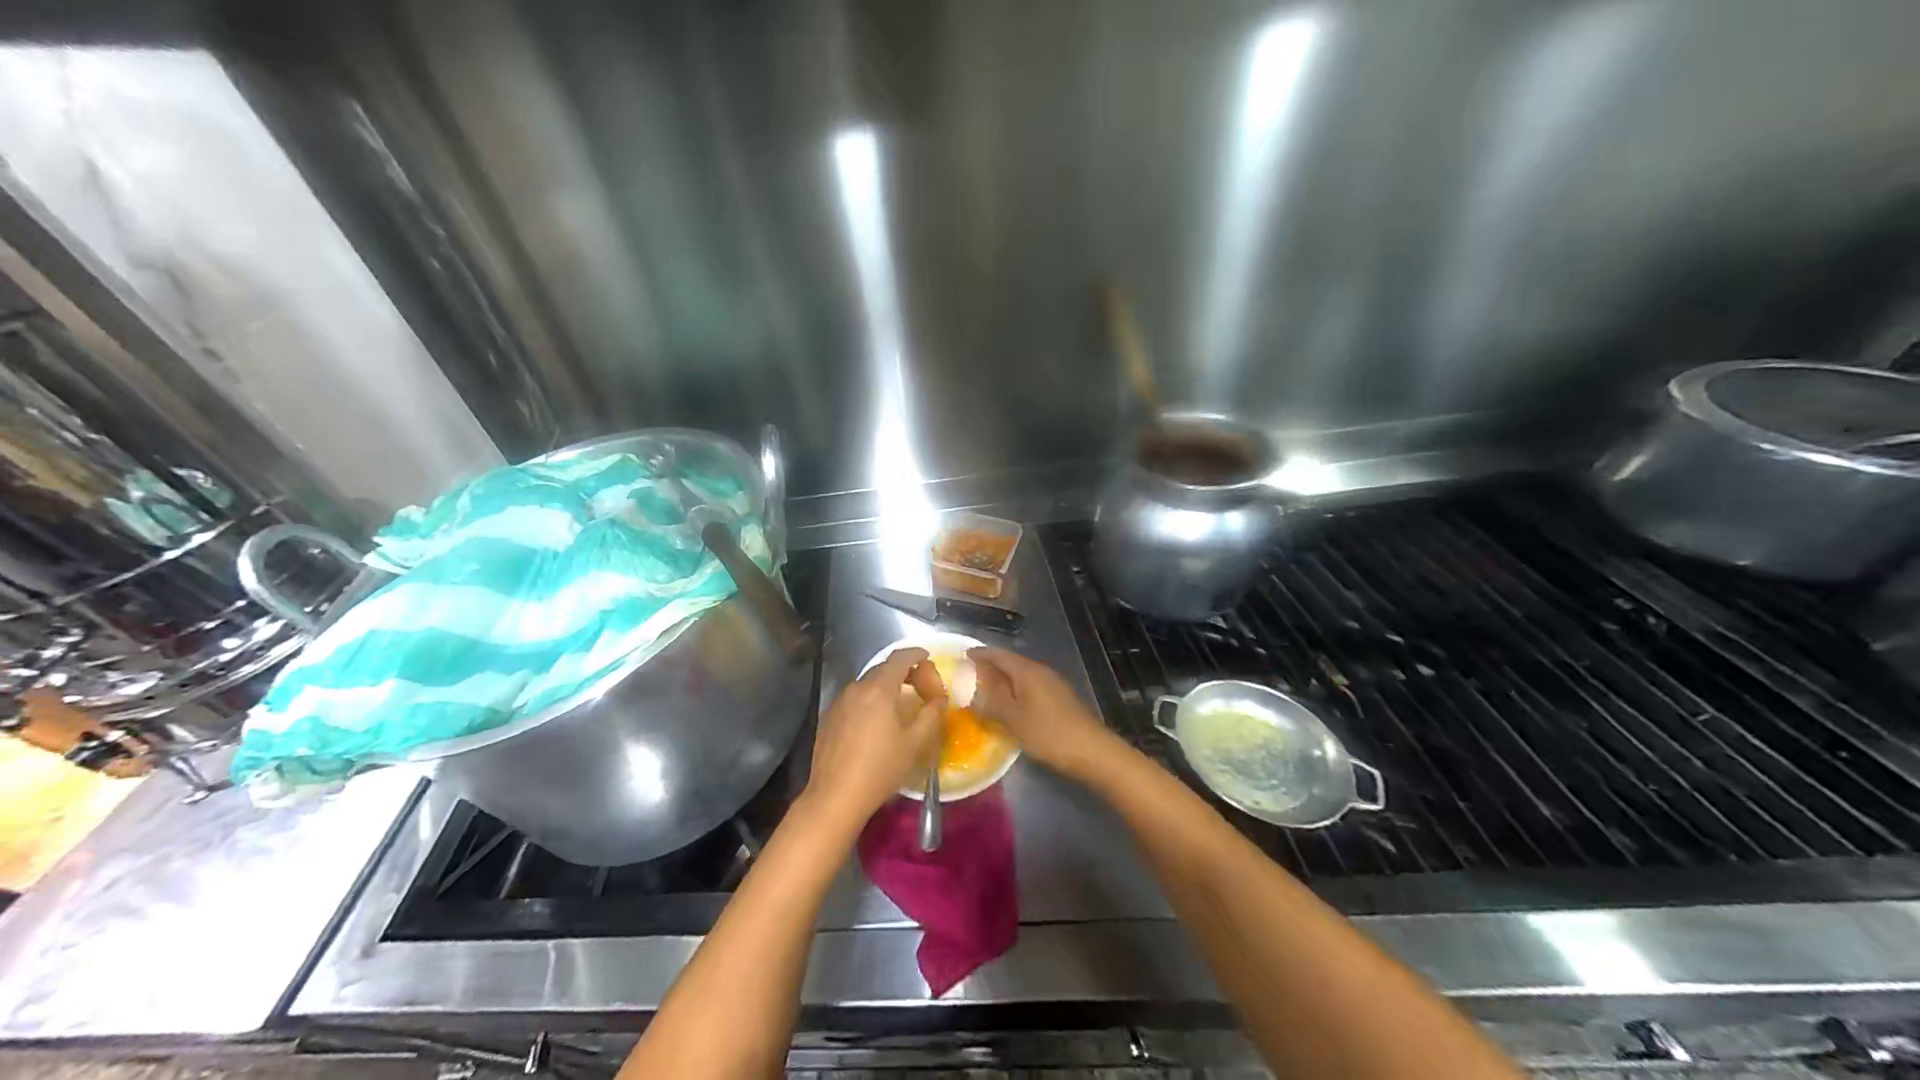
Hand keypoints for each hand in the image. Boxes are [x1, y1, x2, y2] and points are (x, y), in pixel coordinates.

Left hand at [803, 647, 946, 825]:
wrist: (835, 797)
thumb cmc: (880, 768)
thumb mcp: (915, 743)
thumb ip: (932, 714)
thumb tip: (939, 699)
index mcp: (879, 689)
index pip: (900, 658)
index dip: (916, 654)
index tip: (928, 657)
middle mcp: (856, 688)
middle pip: (883, 669)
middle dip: (904, 671)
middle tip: (921, 685)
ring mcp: (839, 702)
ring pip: (867, 685)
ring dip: (886, 687)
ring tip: (900, 704)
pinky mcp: (828, 718)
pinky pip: (854, 700)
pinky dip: (870, 701)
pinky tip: (876, 722)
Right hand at [967, 646, 1120, 779]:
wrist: (1091, 751)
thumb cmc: (1048, 733)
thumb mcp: (1012, 719)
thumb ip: (990, 701)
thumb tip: (971, 689)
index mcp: (1027, 671)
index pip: (998, 654)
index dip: (979, 654)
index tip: (961, 657)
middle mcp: (1041, 671)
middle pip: (1010, 663)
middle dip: (989, 667)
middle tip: (968, 676)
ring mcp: (1053, 684)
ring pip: (1021, 676)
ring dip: (1003, 681)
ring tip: (984, 692)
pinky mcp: (1060, 698)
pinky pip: (1031, 687)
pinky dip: (1015, 691)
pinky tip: (1010, 705)